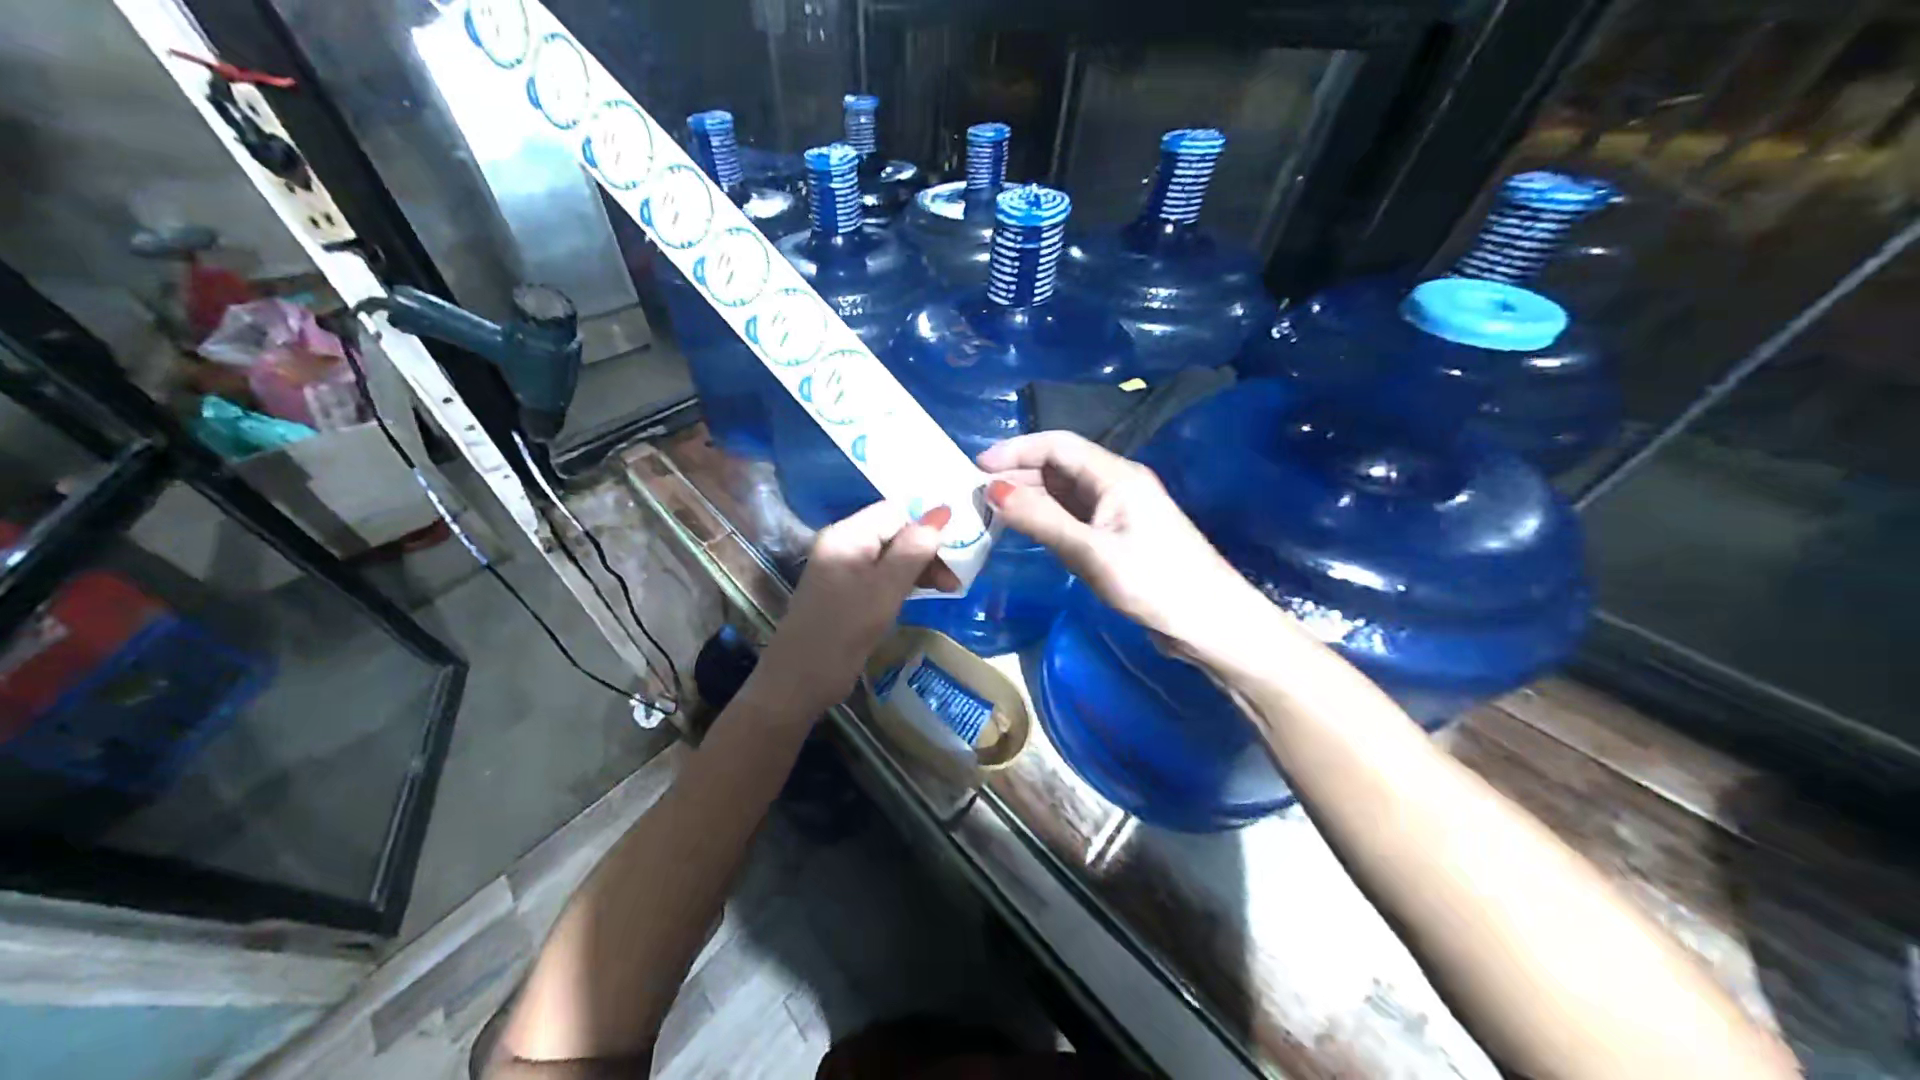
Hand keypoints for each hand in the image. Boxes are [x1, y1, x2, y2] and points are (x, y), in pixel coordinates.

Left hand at [751, 501, 955, 713]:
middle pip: (895, 533)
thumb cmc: (843, 630)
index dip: (928, 523)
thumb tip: (942, 512)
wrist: (800, 681)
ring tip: (950, 588)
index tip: (960, 546)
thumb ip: (913, 550)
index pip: (895, 512)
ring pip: (892, 556)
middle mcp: (844, 546)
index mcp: (847, 535)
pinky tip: (926, 593)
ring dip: (921, 567)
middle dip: (927, 549)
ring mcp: (845, 571)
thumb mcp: (884, 589)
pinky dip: (906, 582)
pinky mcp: (849, 595)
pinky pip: (884, 577)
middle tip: (956, 579)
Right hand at [979, 431, 1280, 664]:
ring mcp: (1118, 511)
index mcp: (1116, 476)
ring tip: (991, 511)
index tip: (977, 466)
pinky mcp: (1118, 536)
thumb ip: (1041, 519)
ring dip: (1029, 497)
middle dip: (1017, 474)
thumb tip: (992, 490)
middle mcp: (1117, 484)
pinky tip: (1024, 529)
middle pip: (1059, 466)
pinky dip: (1046, 518)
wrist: (1210, 622)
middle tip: (976, 494)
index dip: (1016, 449)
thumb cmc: (1154, 582)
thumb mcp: (1091, 552)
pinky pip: (1074, 516)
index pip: (1058, 445)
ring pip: (1065, 492)